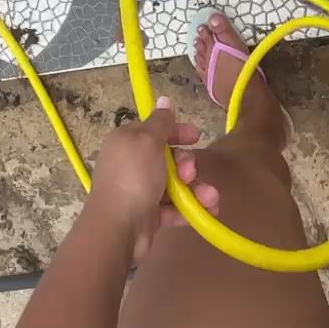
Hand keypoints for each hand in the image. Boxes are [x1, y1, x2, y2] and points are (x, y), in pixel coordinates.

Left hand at [86, 96, 219, 260]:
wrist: (118, 228)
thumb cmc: (134, 176)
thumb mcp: (148, 141)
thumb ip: (160, 122)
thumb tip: (164, 99)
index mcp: (127, 142)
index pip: (154, 130)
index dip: (176, 131)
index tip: (195, 136)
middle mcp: (131, 164)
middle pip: (168, 157)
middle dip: (187, 164)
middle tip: (190, 174)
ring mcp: (139, 190)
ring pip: (174, 184)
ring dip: (195, 189)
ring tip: (210, 198)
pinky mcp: (148, 215)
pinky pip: (173, 207)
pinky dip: (190, 208)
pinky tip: (208, 211)